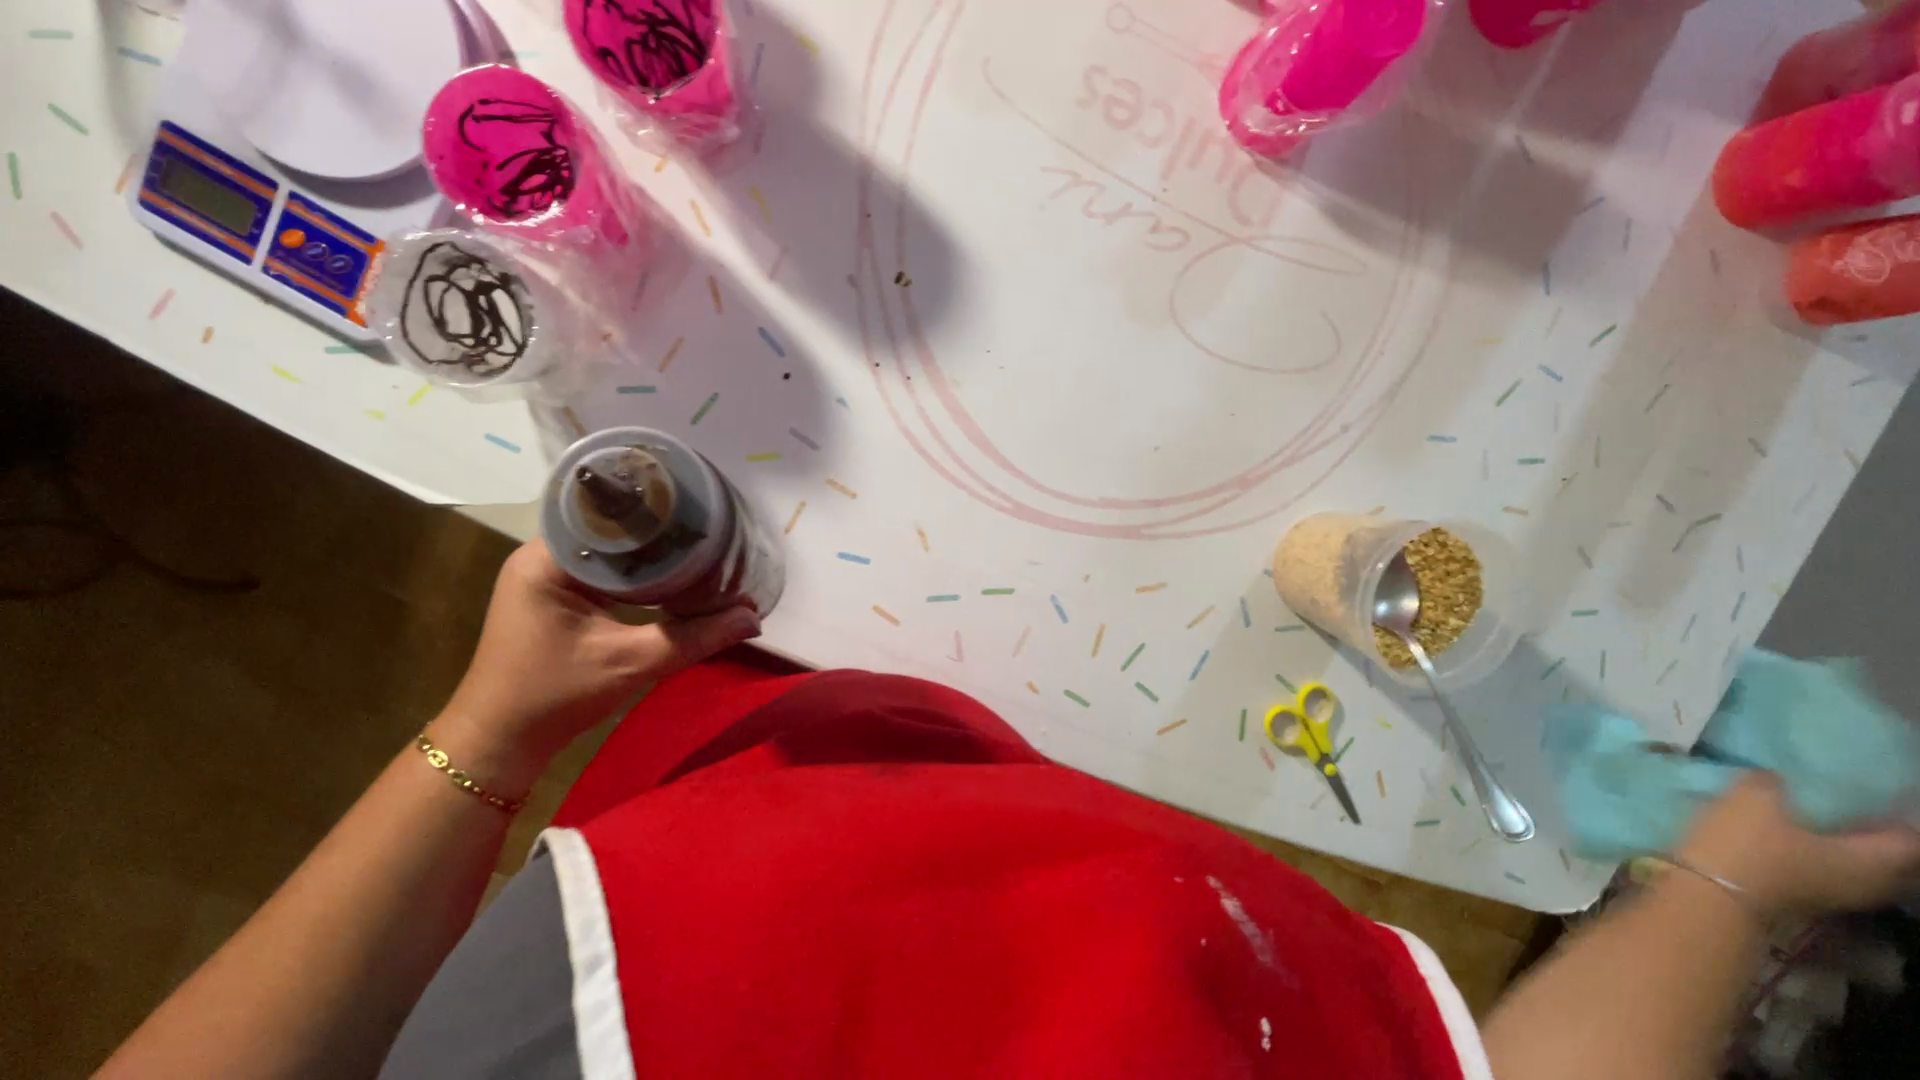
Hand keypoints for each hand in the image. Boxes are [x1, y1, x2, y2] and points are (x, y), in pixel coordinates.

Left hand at [434, 539, 760, 786]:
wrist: (502, 743)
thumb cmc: (555, 696)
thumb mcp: (631, 663)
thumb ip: (694, 638)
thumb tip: (753, 618)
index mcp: (546, 559)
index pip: (607, 514)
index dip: (654, 511)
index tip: (699, 511)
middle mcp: (542, 556)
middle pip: (611, 530)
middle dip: (659, 531)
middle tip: (710, 529)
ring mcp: (547, 577)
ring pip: (610, 551)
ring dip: (649, 554)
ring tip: (700, 547)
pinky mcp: (557, 598)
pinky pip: (604, 572)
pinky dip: (636, 574)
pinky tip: (672, 577)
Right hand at [1677, 772, 1919, 917]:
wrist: (1708, 896)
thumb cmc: (1746, 846)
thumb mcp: (1753, 800)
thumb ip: (1770, 783)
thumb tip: (1774, 778)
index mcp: (1869, 860)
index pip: (1911, 841)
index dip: (1898, 817)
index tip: (1877, 797)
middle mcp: (1866, 884)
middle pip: (1892, 862)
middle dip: (1877, 838)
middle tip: (1855, 811)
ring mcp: (1835, 898)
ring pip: (1860, 871)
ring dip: (1848, 851)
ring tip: (1823, 825)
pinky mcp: (1805, 903)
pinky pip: (1832, 877)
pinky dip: (1823, 861)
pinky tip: (1796, 844)